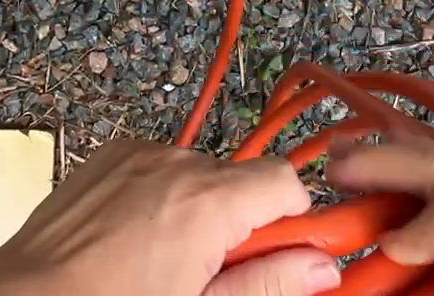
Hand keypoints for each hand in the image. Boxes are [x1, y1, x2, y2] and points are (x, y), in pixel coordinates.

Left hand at [0, 139, 340, 295]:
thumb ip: (267, 284)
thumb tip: (323, 268)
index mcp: (206, 199)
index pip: (284, 179)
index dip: (295, 218)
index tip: (291, 251)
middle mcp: (175, 161)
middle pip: (240, 180)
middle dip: (241, 221)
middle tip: (216, 272)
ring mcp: (139, 151)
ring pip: (197, 174)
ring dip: (198, 208)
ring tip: (166, 259)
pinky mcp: (111, 153)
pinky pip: (158, 167)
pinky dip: (160, 194)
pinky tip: (137, 238)